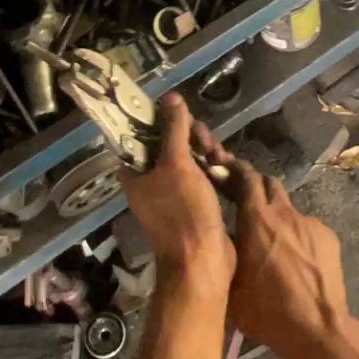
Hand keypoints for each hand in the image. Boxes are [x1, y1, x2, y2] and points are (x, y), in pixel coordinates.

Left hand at [120, 94, 234, 288]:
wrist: (203, 261)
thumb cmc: (184, 212)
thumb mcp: (178, 164)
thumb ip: (174, 129)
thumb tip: (171, 97)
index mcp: (134, 174)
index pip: (139, 136)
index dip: (157, 120)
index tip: (178, 110)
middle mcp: (148, 182)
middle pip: (166, 145)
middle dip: (186, 136)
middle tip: (204, 135)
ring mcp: (171, 194)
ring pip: (186, 160)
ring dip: (202, 152)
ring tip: (218, 151)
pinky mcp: (192, 204)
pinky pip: (199, 177)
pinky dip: (209, 169)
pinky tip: (224, 165)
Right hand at [216, 140, 352, 358]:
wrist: (317, 329)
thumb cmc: (266, 310)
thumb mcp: (231, 283)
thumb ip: (225, 251)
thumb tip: (218, 236)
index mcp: (257, 220)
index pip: (245, 177)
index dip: (233, 168)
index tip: (222, 167)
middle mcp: (284, 213)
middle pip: (268, 183)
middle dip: (254, 185)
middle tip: (243, 199)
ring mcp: (309, 223)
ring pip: (288, 207)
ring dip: (275, 215)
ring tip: (270, 240)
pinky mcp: (327, 237)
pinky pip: (306, 227)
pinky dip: (295, 235)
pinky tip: (294, 259)